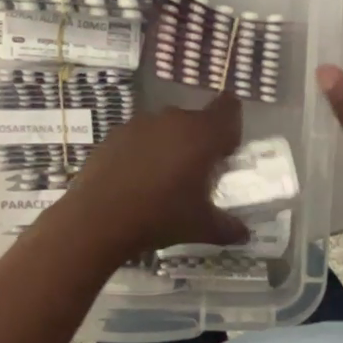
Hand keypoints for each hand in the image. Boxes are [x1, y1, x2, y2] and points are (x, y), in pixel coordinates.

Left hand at [56, 94, 248, 256]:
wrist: (98, 219)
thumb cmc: (161, 217)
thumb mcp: (202, 227)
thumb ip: (228, 227)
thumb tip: (245, 234)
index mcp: (202, 134)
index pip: (228, 107)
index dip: (231, 126)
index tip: (225, 151)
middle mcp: (173, 120)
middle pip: (196, 119)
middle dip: (200, 141)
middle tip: (197, 173)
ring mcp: (140, 124)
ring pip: (166, 128)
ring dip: (171, 146)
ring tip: (164, 179)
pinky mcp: (114, 135)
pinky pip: (140, 138)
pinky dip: (144, 153)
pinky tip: (137, 182)